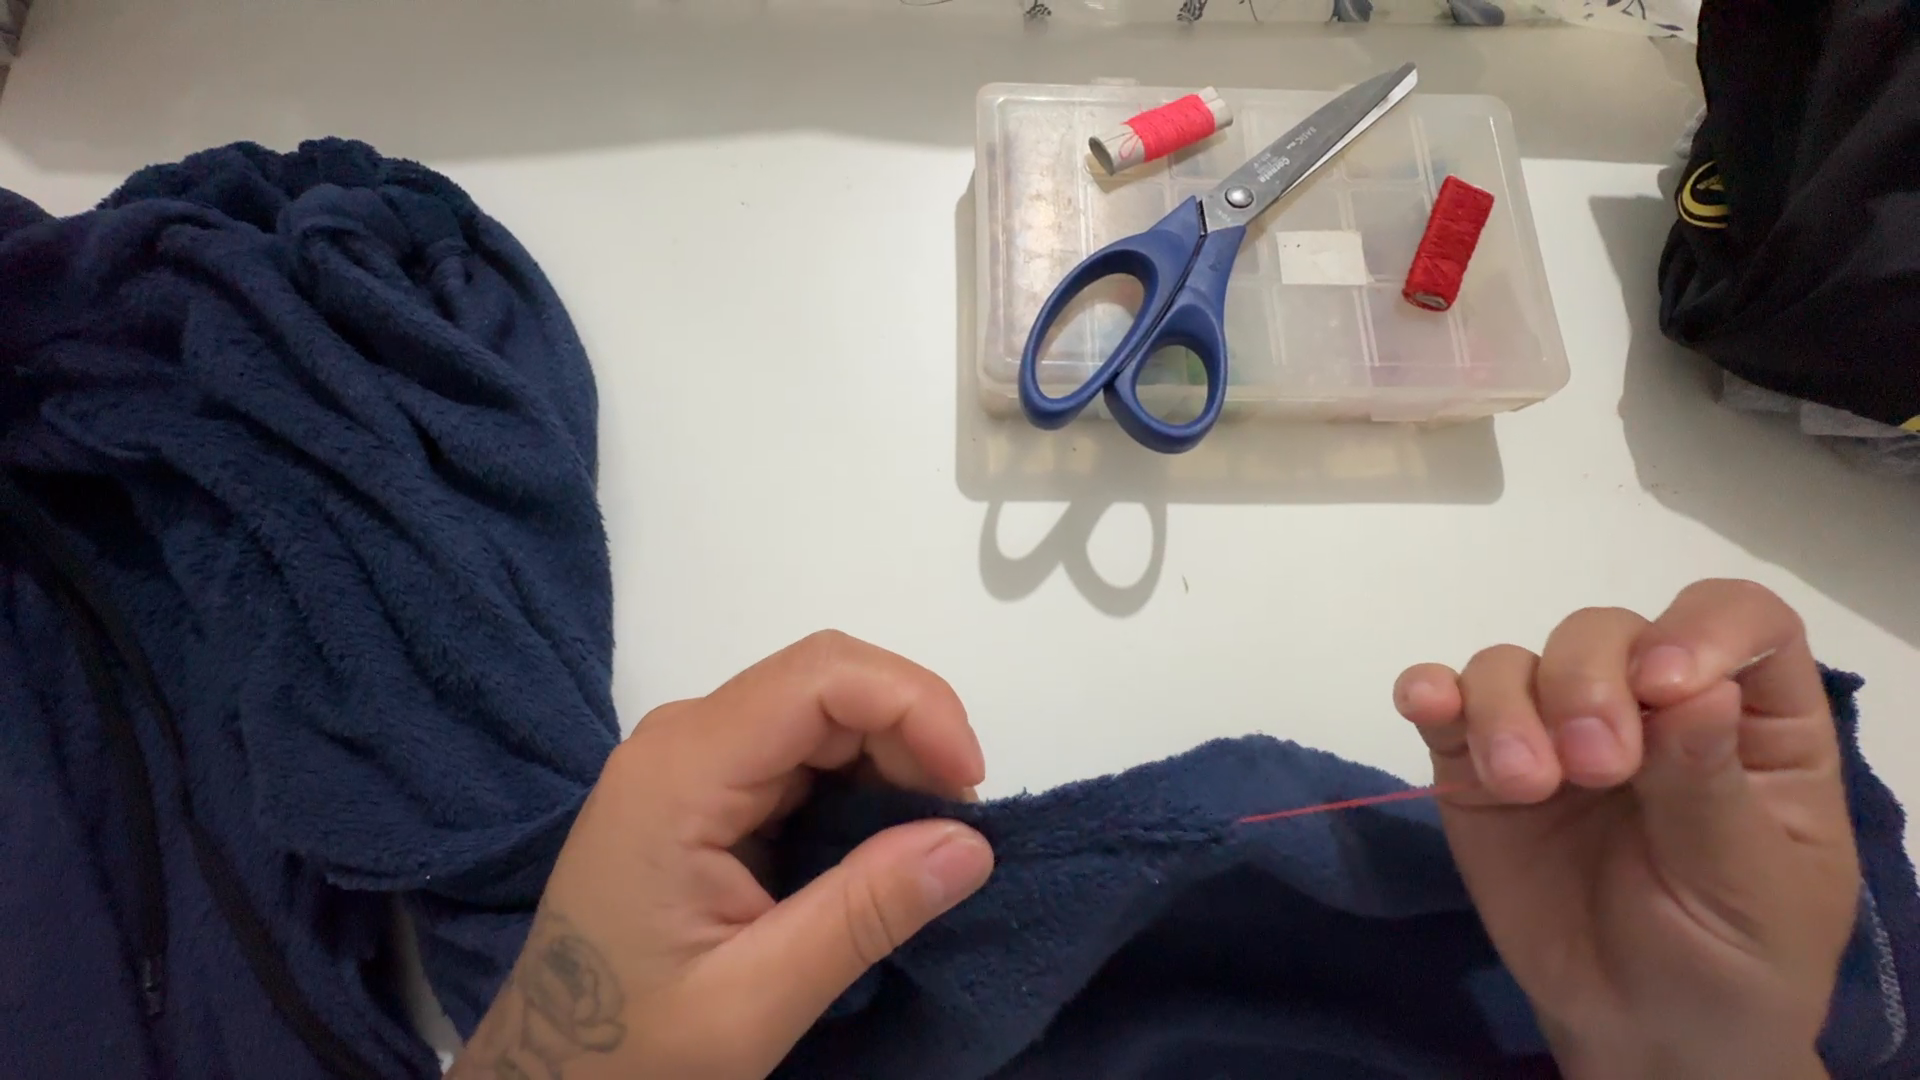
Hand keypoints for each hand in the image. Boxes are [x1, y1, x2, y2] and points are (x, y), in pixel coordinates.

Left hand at [448, 631, 994, 1079]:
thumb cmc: (628, 1055)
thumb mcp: (753, 1002)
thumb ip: (866, 913)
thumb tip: (974, 843)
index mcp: (683, 769)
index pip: (819, 677)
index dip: (912, 705)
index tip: (968, 783)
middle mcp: (688, 736)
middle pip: (828, 682)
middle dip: (912, 733)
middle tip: (958, 822)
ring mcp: (697, 752)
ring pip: (826, 707)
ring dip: (895, 756)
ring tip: (929, 834)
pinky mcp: (713, 778)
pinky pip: (809, 744)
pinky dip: (866, 776)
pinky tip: (882, 835)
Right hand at [1393, 581, 1858, 1079]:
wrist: (1626, 1019)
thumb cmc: (1725, 954)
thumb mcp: (1745, 880)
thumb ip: (1709, 782)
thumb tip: (1691, 685)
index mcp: (1741, 724)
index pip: (1737, 624)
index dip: (1701, 629)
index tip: (1664, 688)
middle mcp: (1638, 706)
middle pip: (1599, 633)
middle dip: (1585, 686)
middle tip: (1592, 769)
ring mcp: (1543, 726)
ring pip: (1508, 663)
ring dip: (1504, 708)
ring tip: (1520, 785)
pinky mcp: (1468, 755)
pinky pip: (1439, 697)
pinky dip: (1426, 690)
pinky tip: (1425, 706)